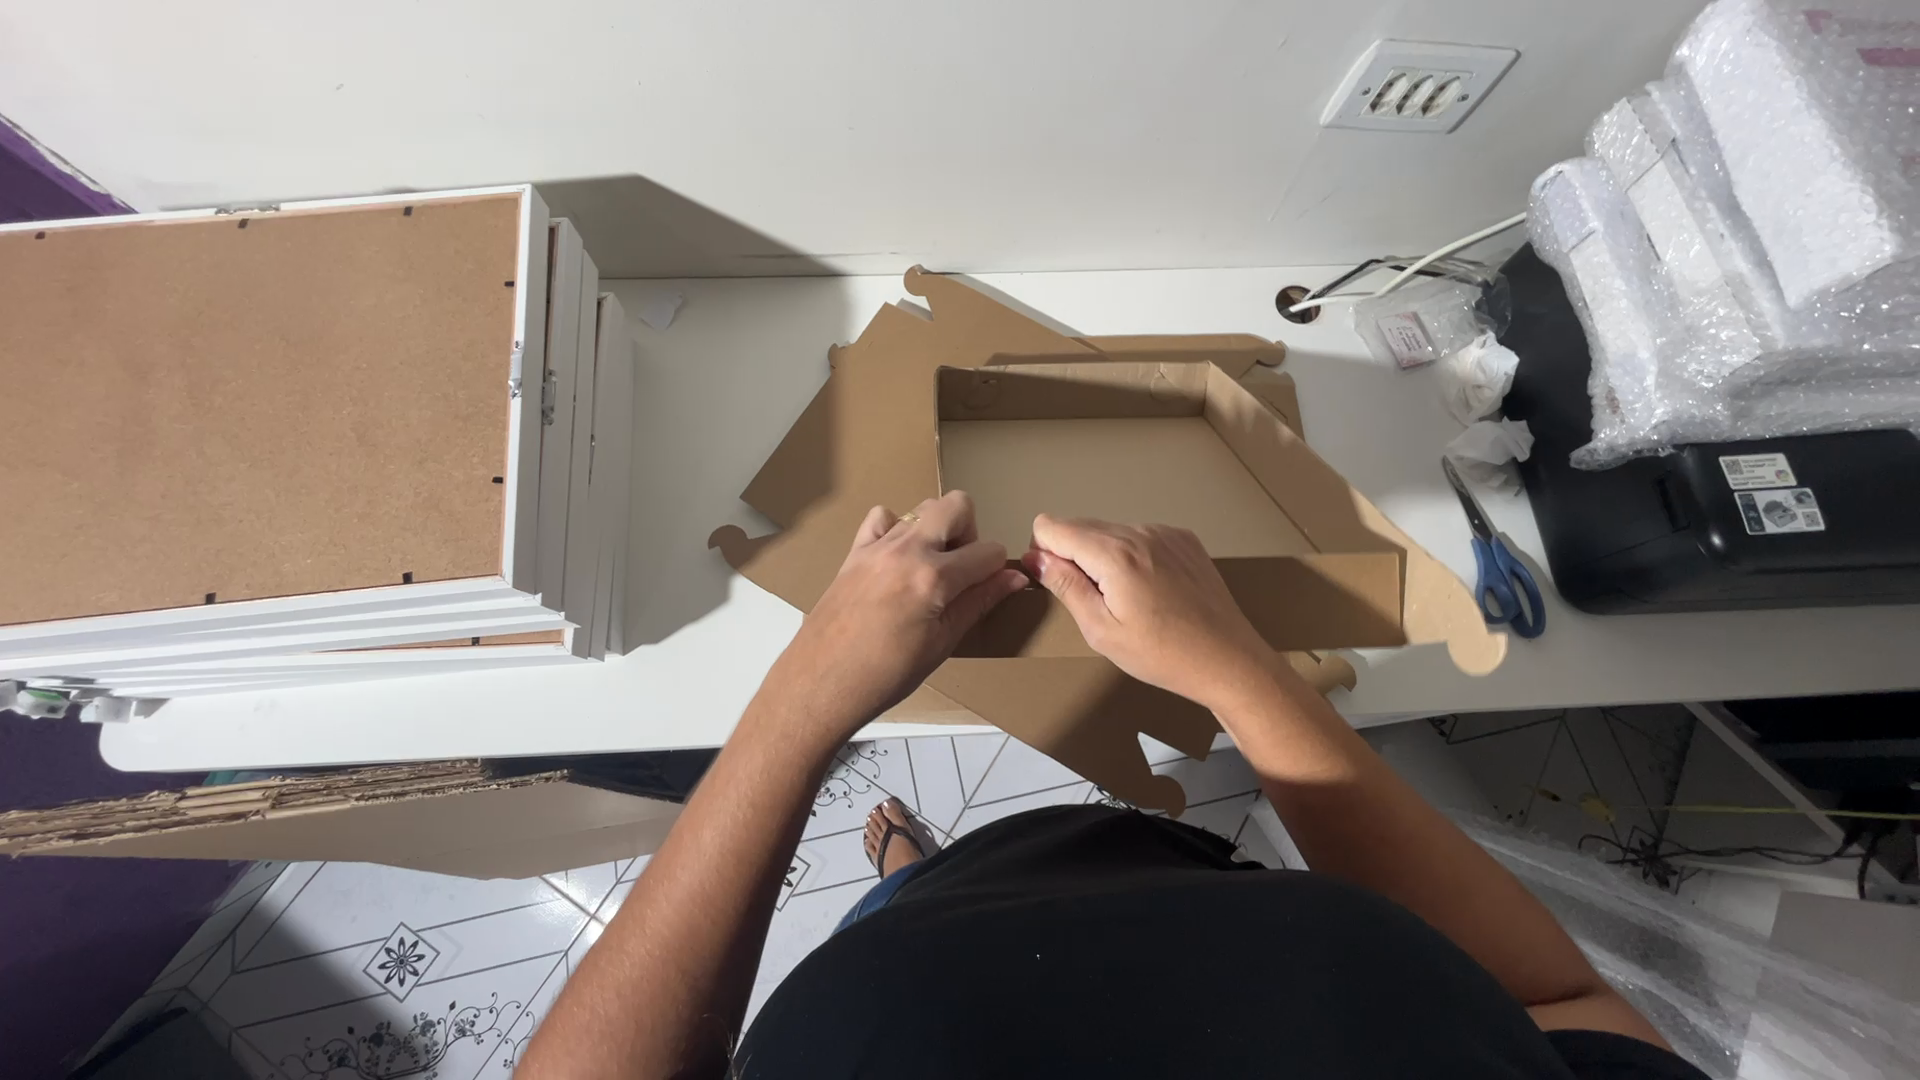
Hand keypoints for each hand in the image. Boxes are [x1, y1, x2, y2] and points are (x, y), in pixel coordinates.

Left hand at [767, 491, 1027, 740]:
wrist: (822, 683)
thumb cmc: (886, 674)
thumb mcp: (942, 643)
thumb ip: (979, 602)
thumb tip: (1015, 578)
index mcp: (934, 577)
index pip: (988, 550)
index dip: (997, 569)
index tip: (989, 587)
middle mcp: (907, 550)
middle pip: (957, 504)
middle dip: (969, 532)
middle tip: (961, 570)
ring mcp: (877, 547)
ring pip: (921, 508)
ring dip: (936, 530)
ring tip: (929, 569)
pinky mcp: (854, 552)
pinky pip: (882, 518)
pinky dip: (897, 529)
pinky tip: (897, 561)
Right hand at [1025, 515, 1275, 711]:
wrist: (1229, 659)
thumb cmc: (1161, 654)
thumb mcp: (1101, 630)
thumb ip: (1065, 585)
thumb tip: (1033, 557)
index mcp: (1114, 553)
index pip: (1051, 526)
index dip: (1044, 553)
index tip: (1059, 584)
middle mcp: (1139, 531)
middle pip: (1079, 525)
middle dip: (1072, 555)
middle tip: (1094, 600)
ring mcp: (1165, 532)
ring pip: (1109, 531)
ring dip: (1103, 557)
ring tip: (1126, 599)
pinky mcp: (1184, 539)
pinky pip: (1139, 536)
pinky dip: (1132, 556)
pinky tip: (1150, 590)